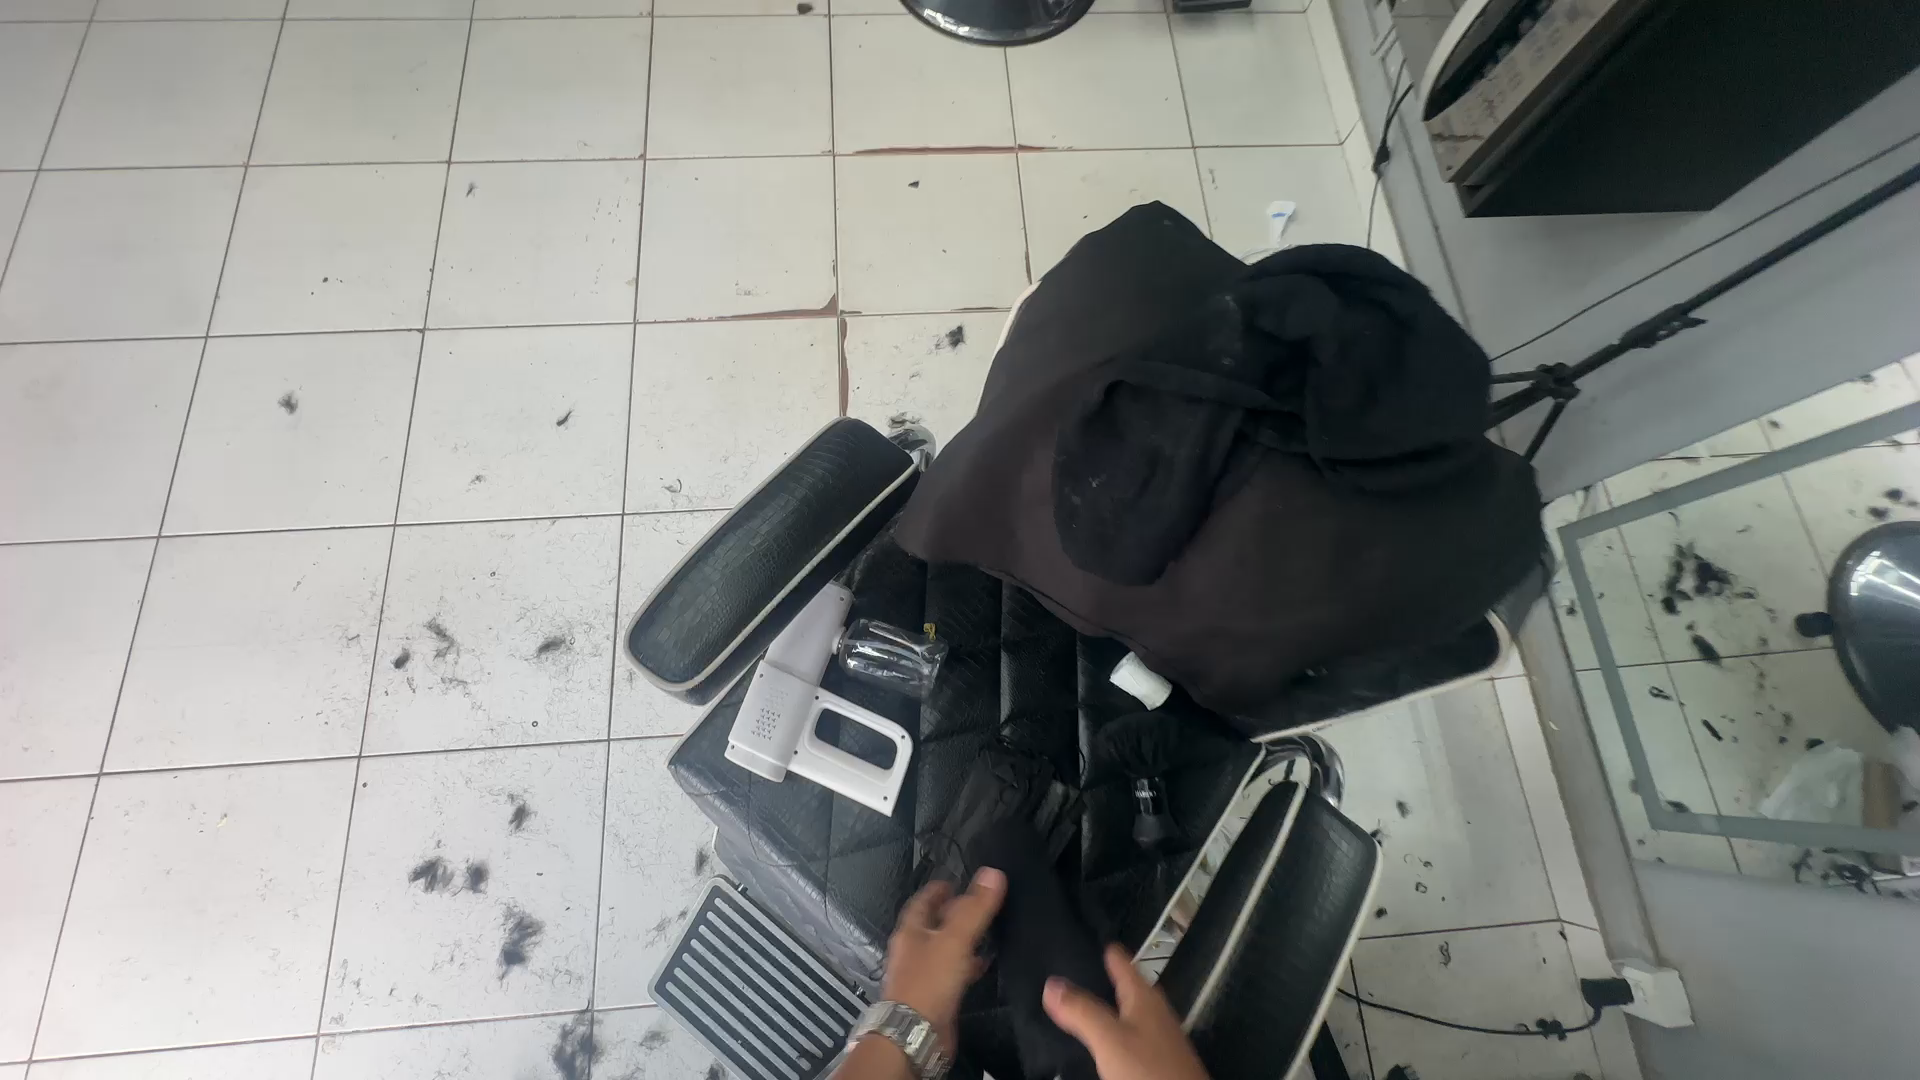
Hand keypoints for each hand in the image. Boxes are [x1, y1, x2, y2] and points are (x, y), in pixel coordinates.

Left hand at [881, 867, 1005, 1054]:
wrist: (915, 1036)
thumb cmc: (928, 982)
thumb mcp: (955, 938)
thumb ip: (975, 908)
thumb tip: (993, 873)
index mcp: (911, 930)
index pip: (923, 900)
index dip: (939, 888)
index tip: (955, 881)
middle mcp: (913, 950)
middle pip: (934, 924)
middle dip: (953, 913)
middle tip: (974, 904)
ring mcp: (922, 974)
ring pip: (944, 948)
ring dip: (962, 940)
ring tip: (984, 932)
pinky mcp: (934, 996)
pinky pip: (952, 973)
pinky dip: (967, 966)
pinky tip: (982, 966)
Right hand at [1044, 945, 1209, 1079]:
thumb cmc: (1149, 1071)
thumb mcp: (1109, 1039)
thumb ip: (1080, 1010)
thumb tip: (1051, 982)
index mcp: (1143, 994)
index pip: (1117, 957)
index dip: (1096, 946)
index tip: (1072, 938)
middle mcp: (1153, 1009)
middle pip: (1121, 983)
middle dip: (1095, 979)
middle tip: (1063, 975)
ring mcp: (1158, 1035)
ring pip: (1124, 1010)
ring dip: (1102, 1008)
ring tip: (1073, 1006)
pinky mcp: (1158, 1060)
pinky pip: (1128, 1034)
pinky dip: (1110, 1031)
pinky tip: (1096, 1043)